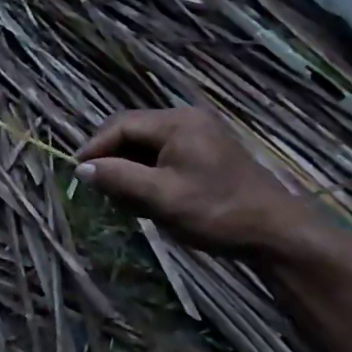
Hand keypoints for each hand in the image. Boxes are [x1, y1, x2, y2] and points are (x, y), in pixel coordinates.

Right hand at [75, 108, 315, 256]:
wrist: (274, 231)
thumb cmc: (216, 212)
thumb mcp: (161, 198)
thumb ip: (119, 179)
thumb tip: (82, 168)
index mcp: (177, 123)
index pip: (121, 125)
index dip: (95, 147)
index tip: (76, 173)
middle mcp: (188, 120)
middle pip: (134, 132)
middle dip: (113, 160)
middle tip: (101, 191)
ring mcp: (200, 136)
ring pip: (148, 147)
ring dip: (131, 170)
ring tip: (126, 201)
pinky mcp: (208, 154)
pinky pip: (165, 157)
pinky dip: (149, 175)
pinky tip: (149, 200)